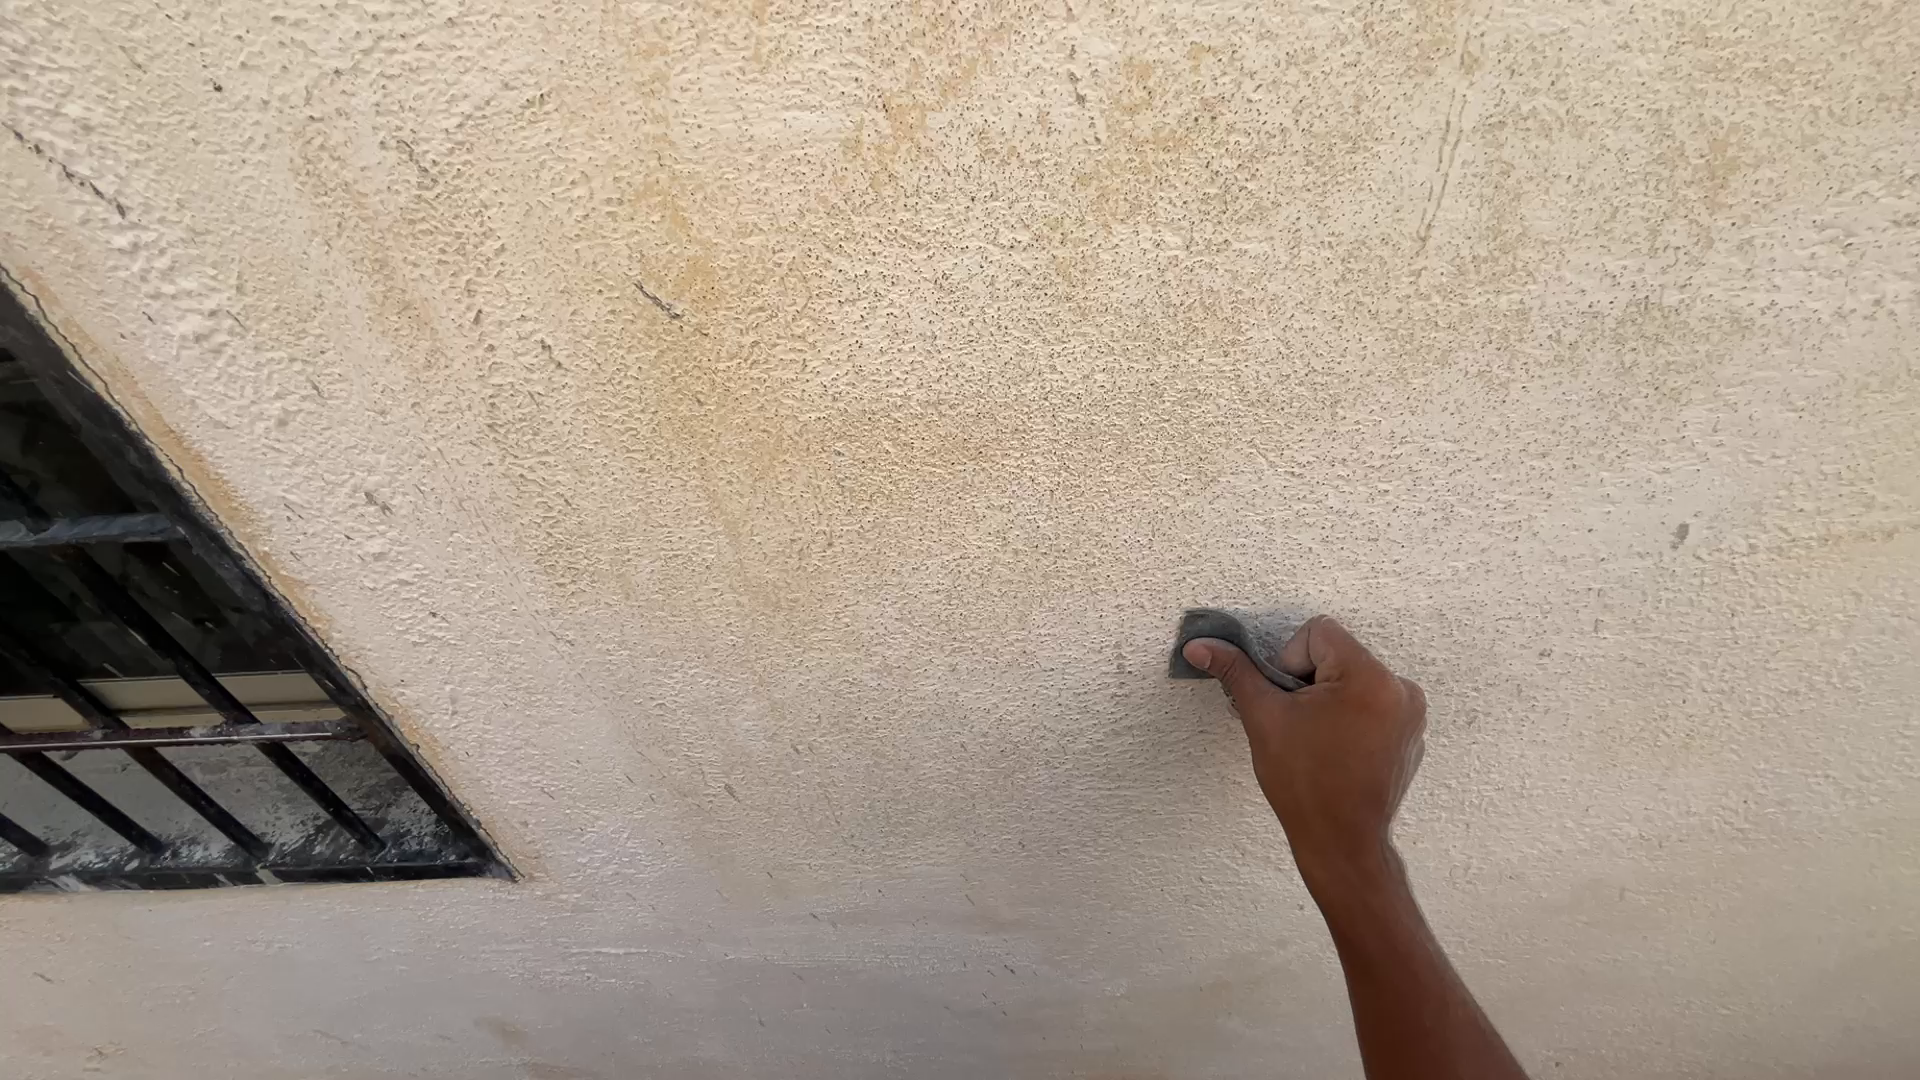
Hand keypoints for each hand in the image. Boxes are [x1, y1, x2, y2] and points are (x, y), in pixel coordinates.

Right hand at [1181, 615, 1426, 884]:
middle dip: (1305, 679)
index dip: (1288, 661)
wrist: (1341, 842)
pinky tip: (1333, 747)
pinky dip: (1346, 713)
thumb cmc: (1304, 781)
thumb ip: (1233, 671)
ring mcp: (1410, 713)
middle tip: (1296, 720)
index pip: (1317, 632)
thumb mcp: (1262, 716)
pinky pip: (1369, 700)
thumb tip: (1198, 646)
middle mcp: (1400, 689)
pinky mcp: (1410, 733)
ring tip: (1314, 735)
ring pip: (1349, 676)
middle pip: (1334, 652)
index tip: (1288, 700)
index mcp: (1369, 677)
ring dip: (1324, 695)